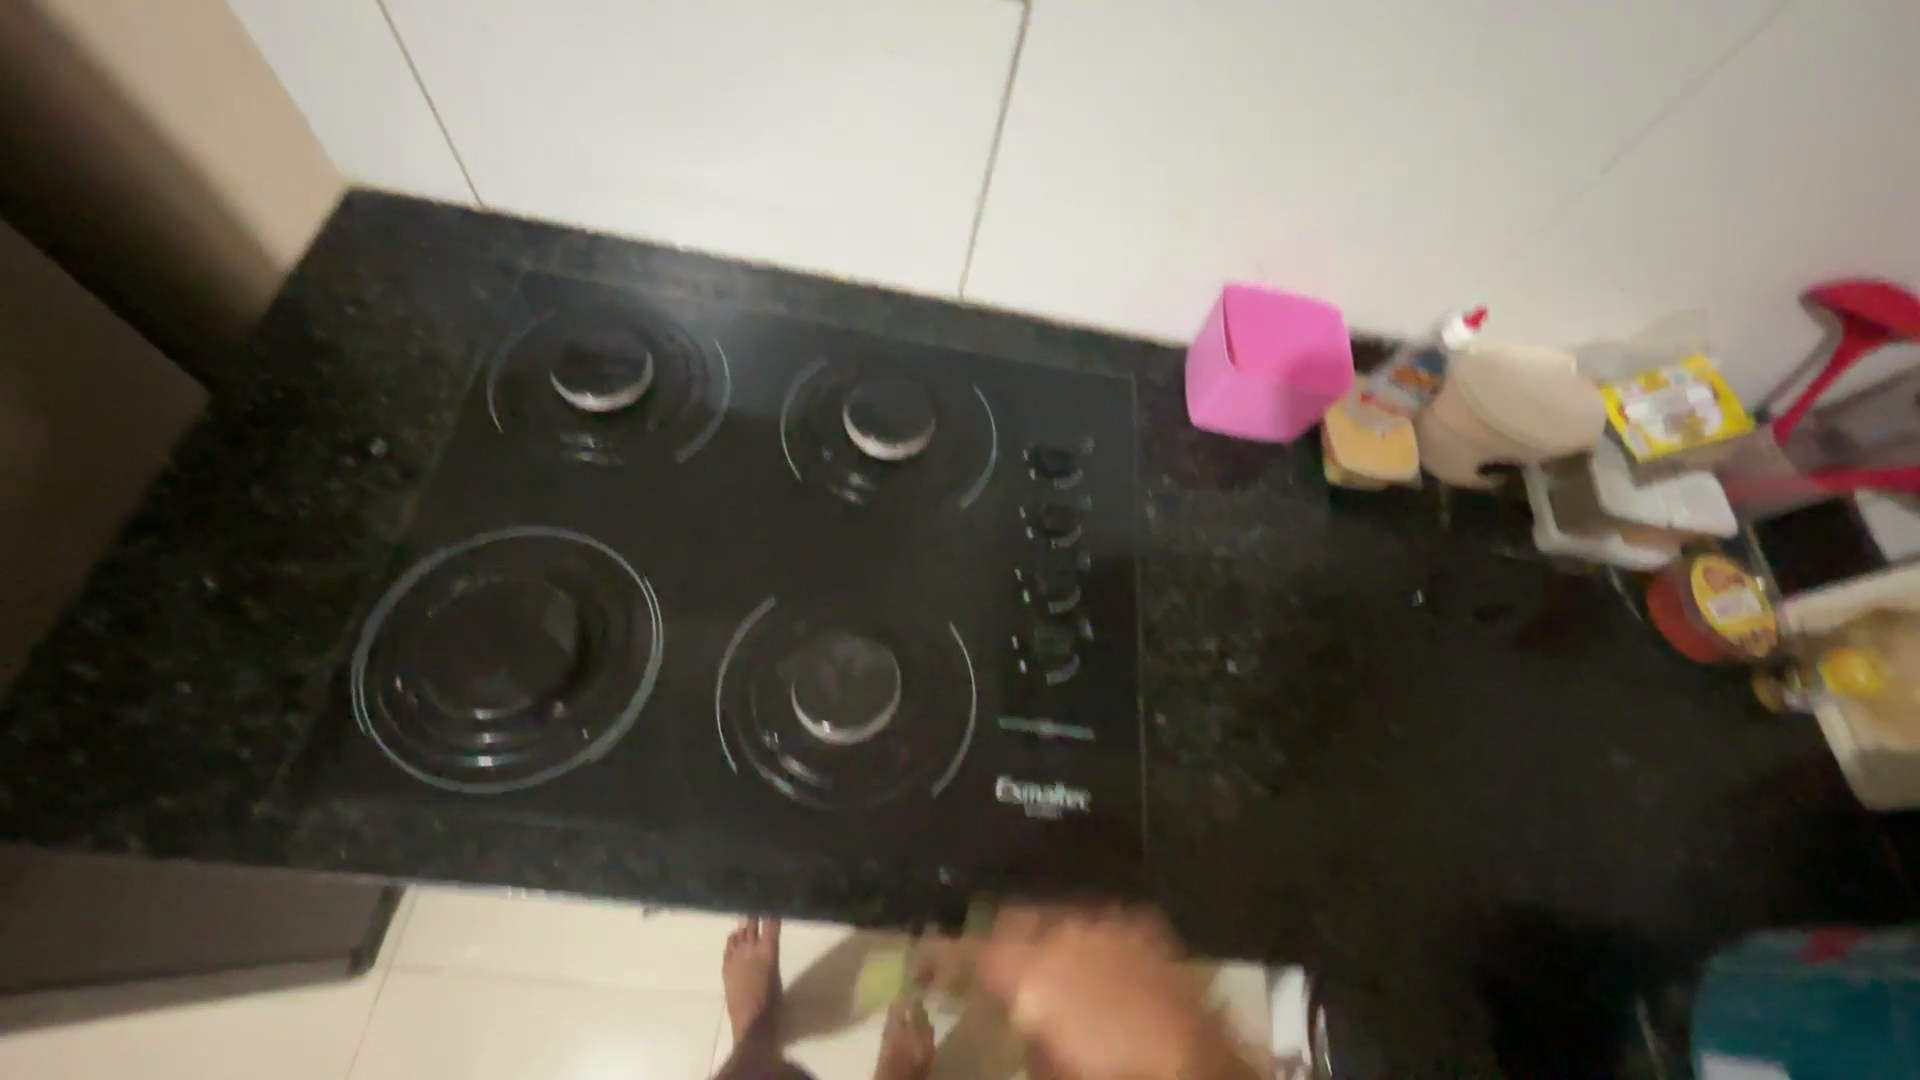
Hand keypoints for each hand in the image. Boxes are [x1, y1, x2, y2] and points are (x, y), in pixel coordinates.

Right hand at [968, 907, 1235, 1079]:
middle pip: (1015, 918)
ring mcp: (1105, 924)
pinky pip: (1103, 923)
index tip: (929, 958)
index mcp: (1030, 969)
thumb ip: (1030, 1040)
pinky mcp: (1141, 928)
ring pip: (1059, 916)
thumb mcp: (1053, 1071)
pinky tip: (1102, 964)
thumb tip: (1027, 1024)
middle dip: (1003, 937)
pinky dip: (1092, 939)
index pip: (970, 951)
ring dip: (1050, 937)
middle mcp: (1062, 933)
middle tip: (1002, 969)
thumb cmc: (1110, 1073)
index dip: (945, 955)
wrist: (1194, 1067)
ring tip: (1057, 968)